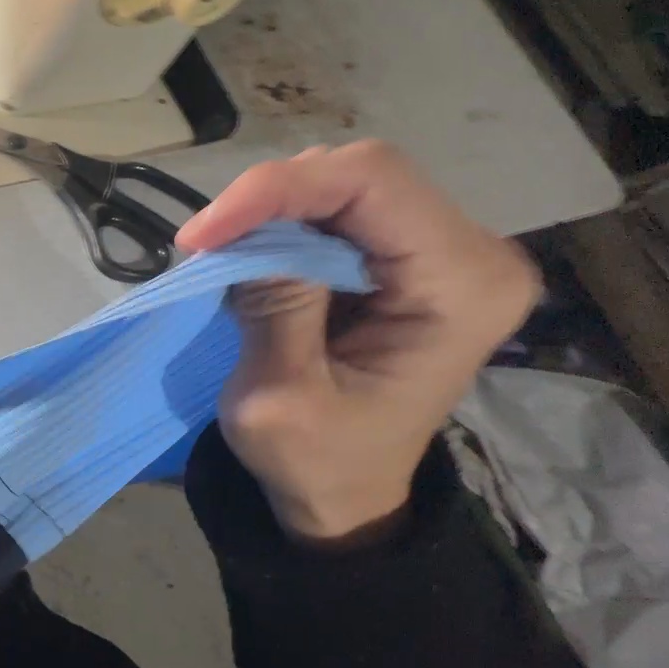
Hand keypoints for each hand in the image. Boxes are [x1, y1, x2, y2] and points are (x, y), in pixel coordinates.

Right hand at [176, 141, 539, 544]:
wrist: (344, 493)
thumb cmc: (315, 460)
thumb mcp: (280, 396)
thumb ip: (275, 308)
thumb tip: (243, 237)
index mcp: (463, 287)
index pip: (373, 183)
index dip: (275, 190)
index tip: (197, 236)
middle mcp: (471, 254)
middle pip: (362, 175)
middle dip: (270, 199)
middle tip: (204, 247)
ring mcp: (441, 254)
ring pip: (345, 185)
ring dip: (270, 212)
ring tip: (221, 255)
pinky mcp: (406, 261)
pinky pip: (339, 213)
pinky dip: (280, 227)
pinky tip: (249, 259)